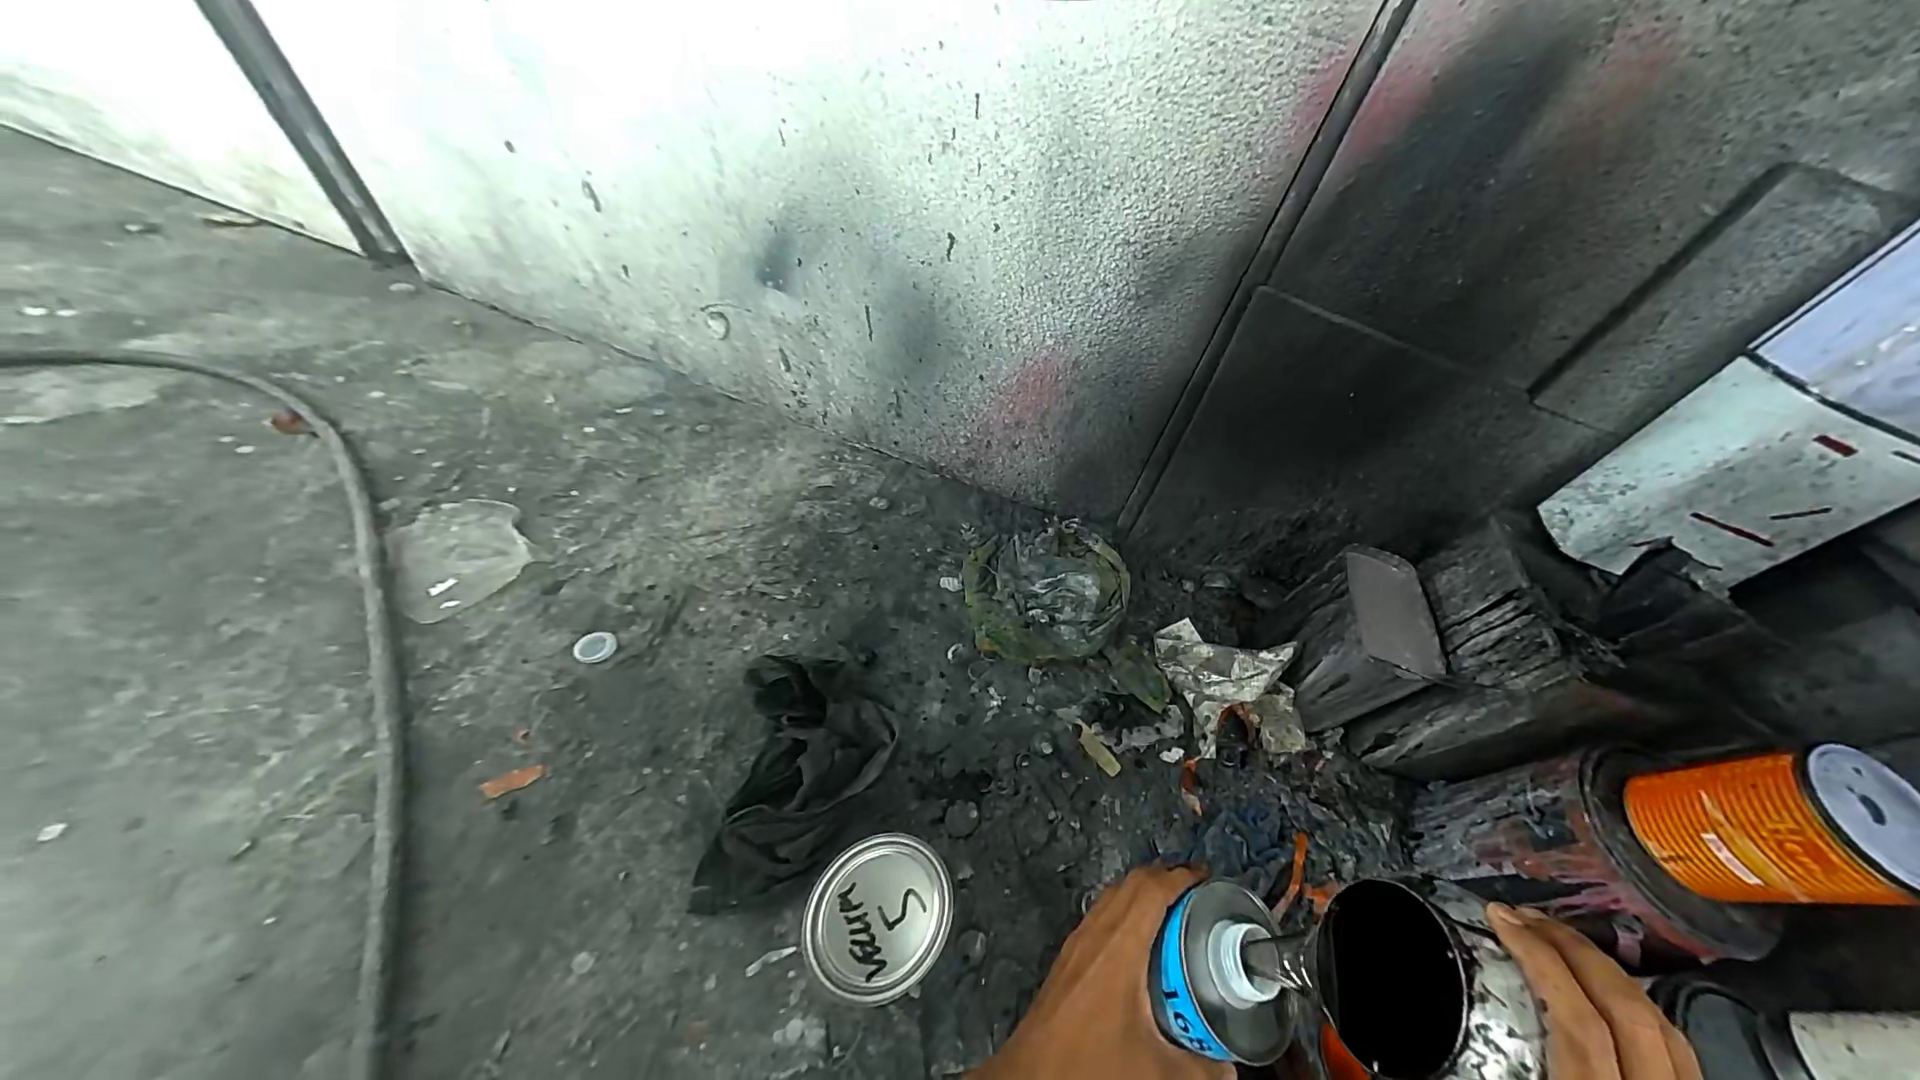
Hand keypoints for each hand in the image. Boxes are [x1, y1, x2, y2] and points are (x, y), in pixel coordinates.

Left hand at [972, 866, 1231, 1079]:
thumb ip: (1202, 1068)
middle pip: (1130, 884)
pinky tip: (1139, 942)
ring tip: (1171, 910)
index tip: (1206, 876)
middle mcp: (1095, 933)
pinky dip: (1124, 912)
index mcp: (1119, 946)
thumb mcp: (1159, 1072)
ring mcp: (1077, 942)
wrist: (1034, 1074)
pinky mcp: (1068, 957)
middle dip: (1164, 877)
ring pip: (1112, 897)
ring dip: (1142, 893)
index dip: (1181, 877)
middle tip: (1195, 890)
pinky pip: (1101, 916)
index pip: (1152, 890)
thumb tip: (1226, 1065)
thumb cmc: (1092, 1064)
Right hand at [1487, 903, 1703, 1079]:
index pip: (1578, 1018)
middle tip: (1523, 914)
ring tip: (1556, 938)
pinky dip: (1638, 1004)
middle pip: (1628, 1009)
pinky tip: (1605, 989)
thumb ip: (1486, 1053)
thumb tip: (1435, 1004)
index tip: (1500, 917)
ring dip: (1604, 967)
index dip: (1537, 957)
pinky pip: (1681, 1049)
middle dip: (1570, 946)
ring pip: (1664, 1023)